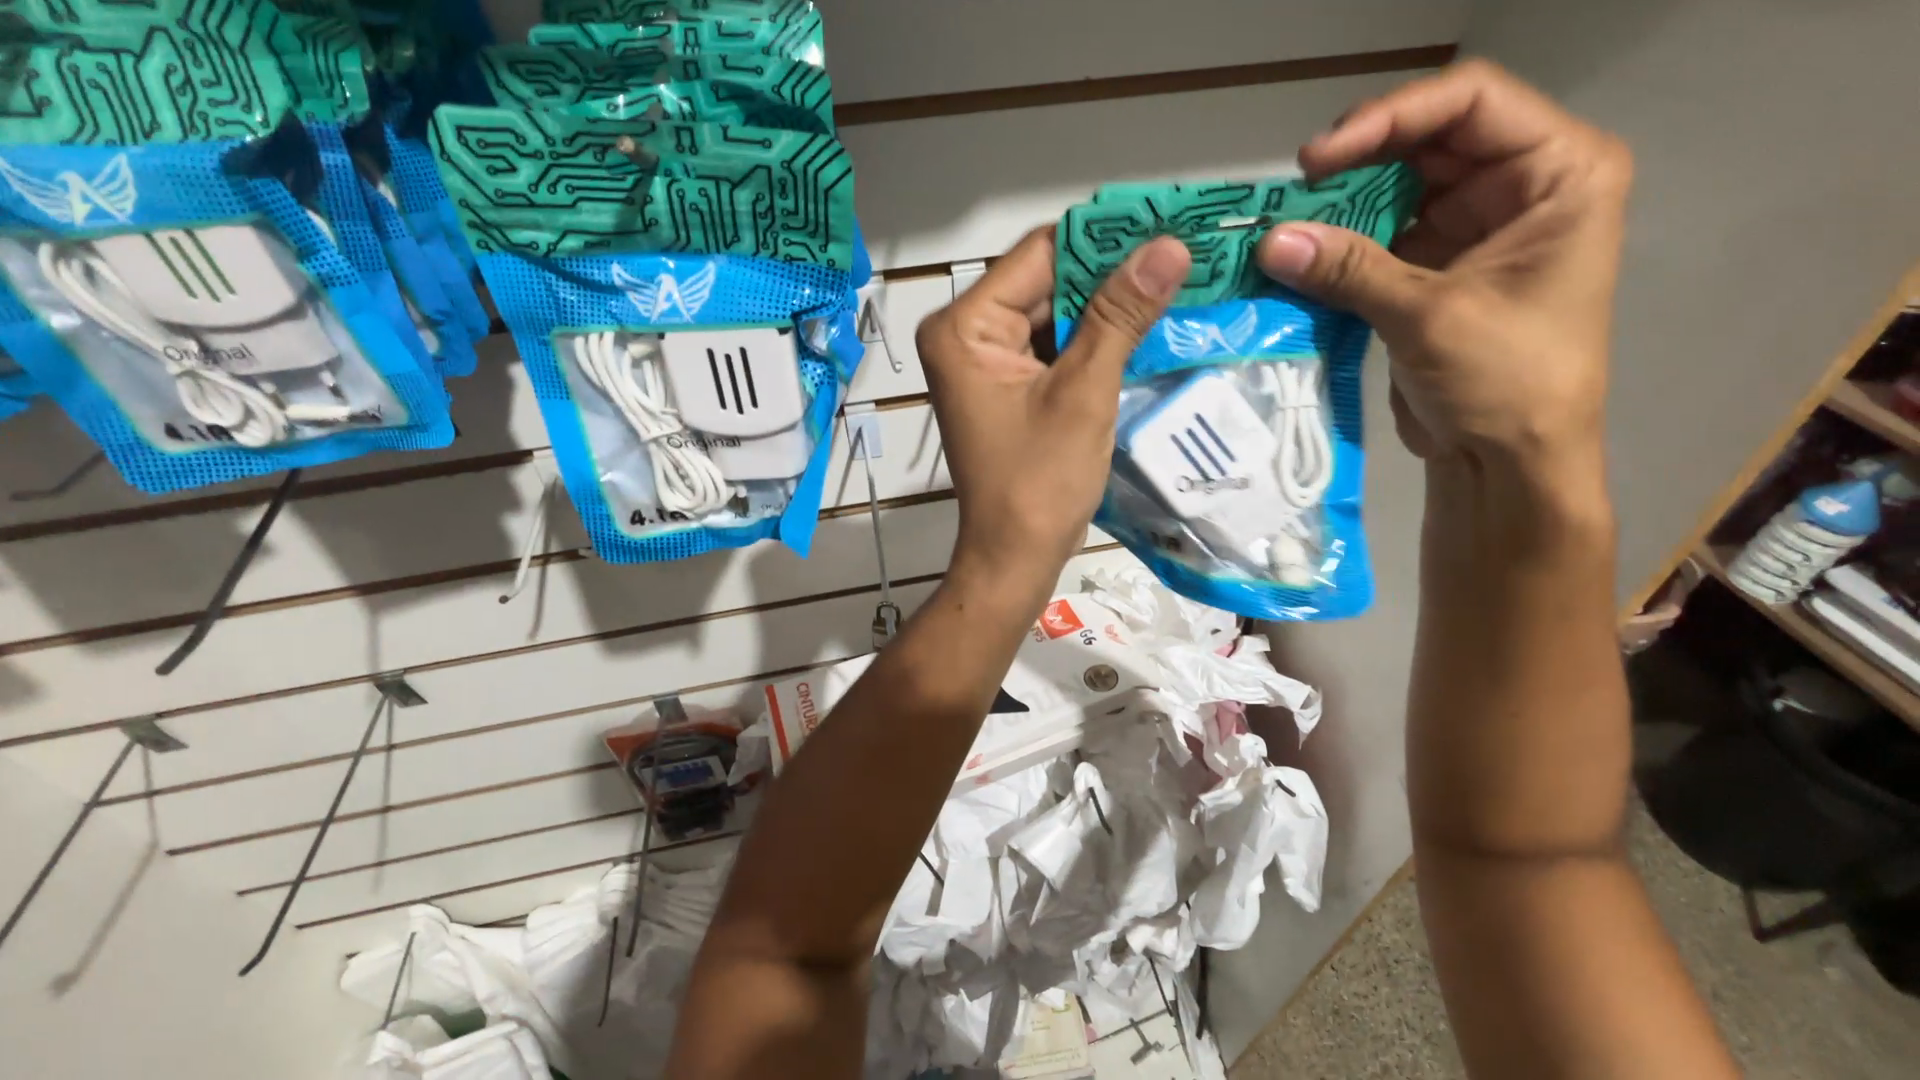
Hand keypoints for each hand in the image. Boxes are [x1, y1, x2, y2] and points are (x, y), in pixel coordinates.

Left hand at [915, 226, 1190, 589]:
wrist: (1016, 557)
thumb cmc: (1040, 481)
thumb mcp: (1085, 391)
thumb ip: (1121, 315)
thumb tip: (1169, 247)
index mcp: (964, 327)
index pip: (1040, 255)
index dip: (1105, 239)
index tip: (1167, 224)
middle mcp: (965, 334)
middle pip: (1047, 280)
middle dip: (1111, 274)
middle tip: (1182, 255)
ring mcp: (985, 361)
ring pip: (1056, 311)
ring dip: (1109, 306)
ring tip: (1177, 283)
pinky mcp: (1007, 384)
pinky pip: (1055, 345)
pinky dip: (1095, 339)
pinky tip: (1147, 327)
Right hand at [1256, 59, 1632, 468]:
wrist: (1507, 462)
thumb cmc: (1506, 382)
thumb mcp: (1429, 317)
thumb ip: (1350, 270)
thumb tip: (1268, 242)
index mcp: (1558, 173)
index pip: (1470, 101)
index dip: (1390, 116)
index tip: (1319, 158)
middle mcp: (1519, 186)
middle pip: (1427, 138)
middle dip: (1357, 159)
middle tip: (1294, 188)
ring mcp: (1473, 226)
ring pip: (1395, 186)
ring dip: (1339, 204)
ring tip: (1285, 221)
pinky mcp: (1433, 266)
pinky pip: (1377, 235)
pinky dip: (1337, 244)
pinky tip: (1296, 254)